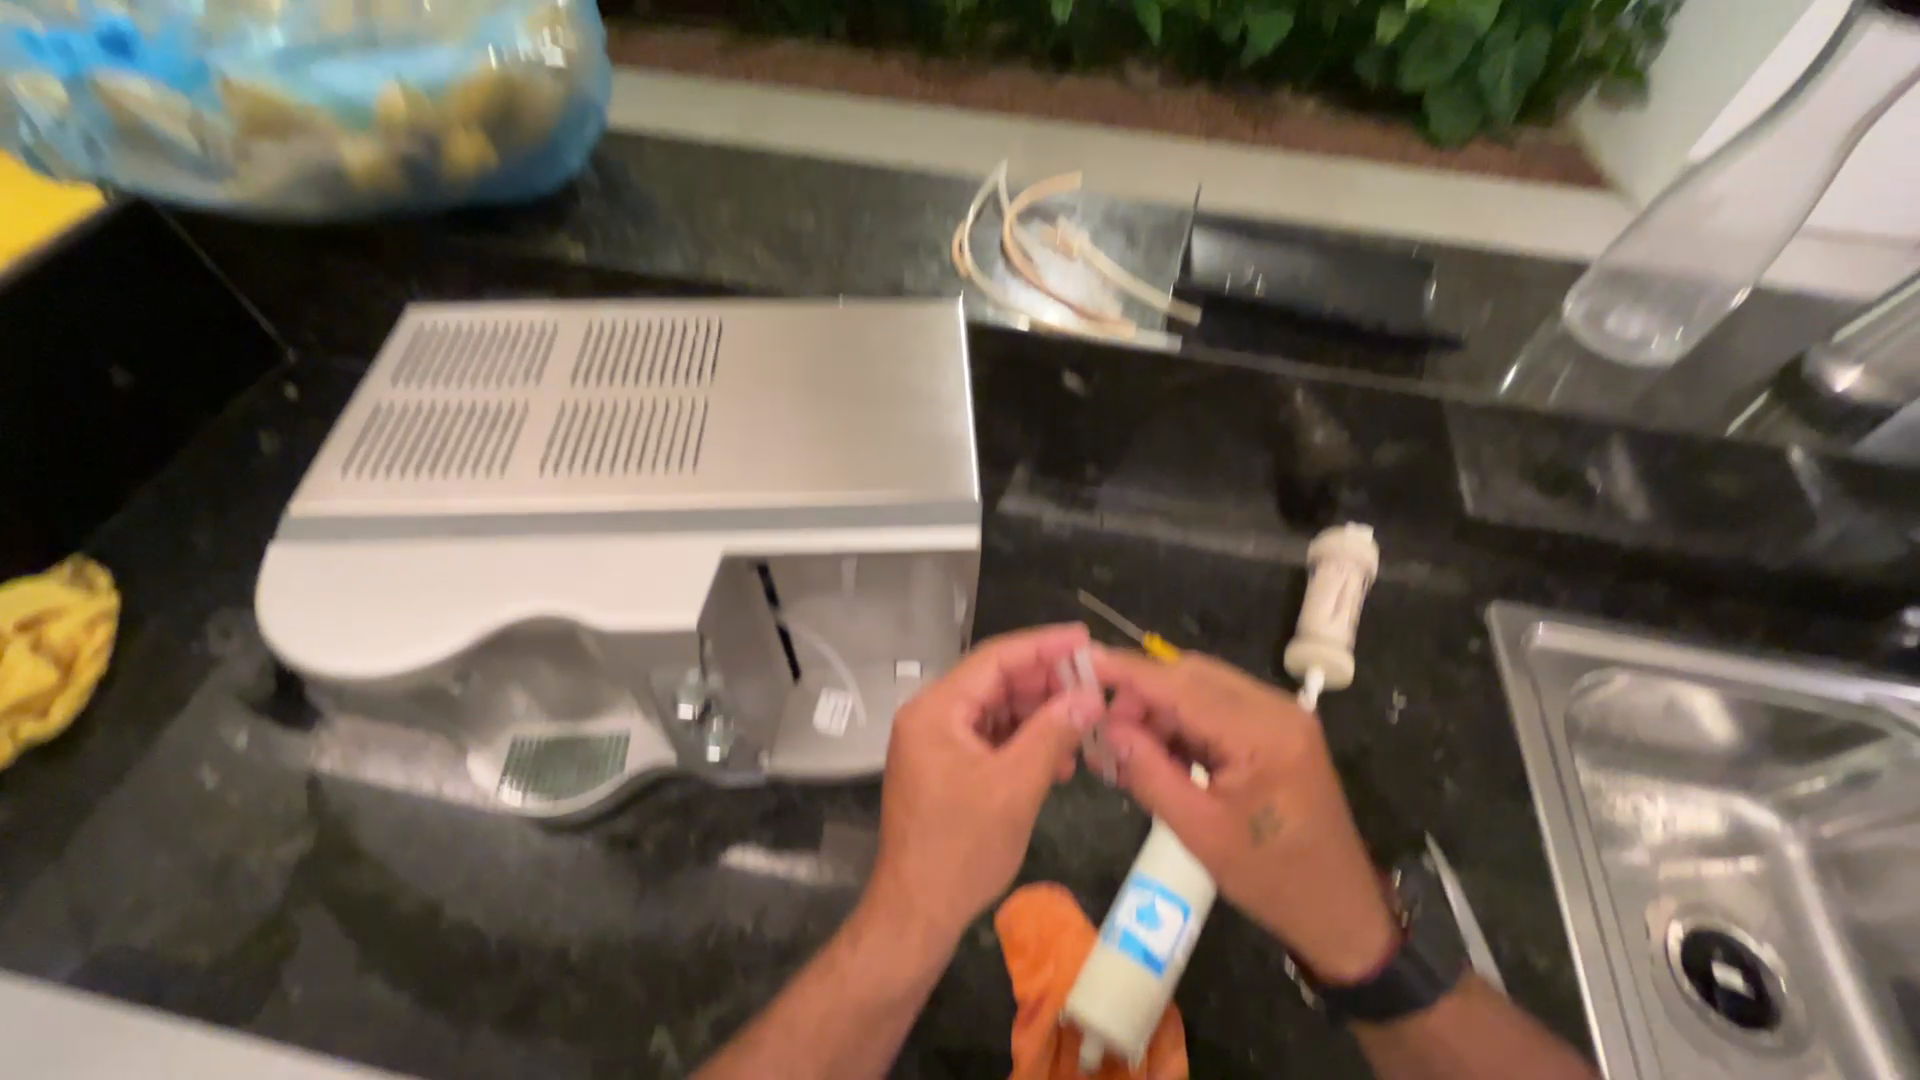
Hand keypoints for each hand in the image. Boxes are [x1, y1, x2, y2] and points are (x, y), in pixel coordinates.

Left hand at [861, 624, 1103, 953]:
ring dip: (1039, 718)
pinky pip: (991, 741)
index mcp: (936, 710)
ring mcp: (937, 744)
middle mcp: (931, 717)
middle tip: (1094, 688)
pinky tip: (1058, 760)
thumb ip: (1051, 733)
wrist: (917, 913)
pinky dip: (1024, 745)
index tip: (1085, 639)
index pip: (995, 659)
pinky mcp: (947, 769)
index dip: (1043, 646)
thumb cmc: (962, 849)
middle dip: (1046, 686)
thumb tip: (1089, 695)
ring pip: (997, 712)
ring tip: (1083, 728)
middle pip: (995, 683)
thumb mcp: (1015, 787)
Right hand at [1094, 649, 1400, 983]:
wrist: (1340, 911)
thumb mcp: (1199, 831)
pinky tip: (1157, 752)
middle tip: (1102, 730)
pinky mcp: (1277, 730)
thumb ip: (1149, 772)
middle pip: (1191, 676)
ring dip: (1160, 710)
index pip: (1180, 685)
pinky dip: (1182, 722)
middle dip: (1141, 695)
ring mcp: (1280, 716)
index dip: (1128, 673)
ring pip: (1202, 688)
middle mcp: (1276, 709)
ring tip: (1124, 748)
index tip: (1082, 664)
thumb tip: (1105, 728)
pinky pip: (1218, 708)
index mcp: (1262, 733)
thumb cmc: (1271, 878)